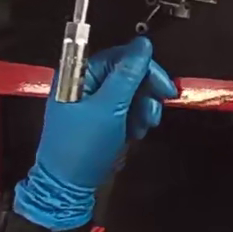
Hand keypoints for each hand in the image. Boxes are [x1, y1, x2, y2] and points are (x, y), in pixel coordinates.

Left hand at [13, 37, 177, 230]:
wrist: (68, 188)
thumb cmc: (84, 144)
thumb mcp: (109, 108)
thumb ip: (128, 74)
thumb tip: (143, 43)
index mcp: (78, 74)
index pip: (119, 56)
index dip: (144, 68)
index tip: (164, 87)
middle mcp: (86, 83)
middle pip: (127, 73)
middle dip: (145, 92)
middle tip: (154, 113)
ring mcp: (94, 103)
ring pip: (131, 92)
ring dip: (143, 108)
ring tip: (142, 127)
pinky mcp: (102, 120)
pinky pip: (126, 109)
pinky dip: (136, 119)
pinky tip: (136, 133)